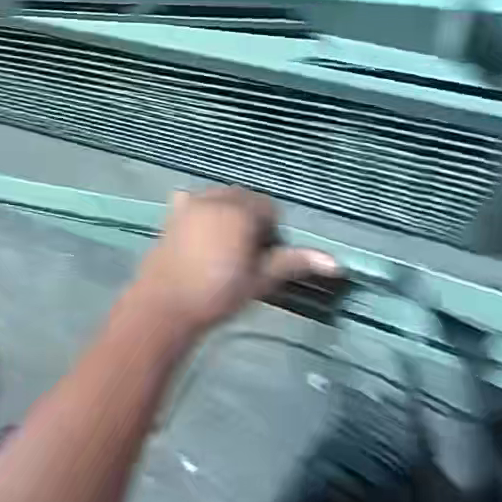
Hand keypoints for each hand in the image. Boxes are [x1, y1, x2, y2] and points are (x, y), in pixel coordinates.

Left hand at [125, 188, 339, 338]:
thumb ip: (293, 262)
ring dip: (228, 212)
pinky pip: (193, 201)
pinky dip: (202, 210)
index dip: (272, 230)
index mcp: (240, 210)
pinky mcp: (171, 214)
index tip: (266, 255)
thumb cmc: (218, 293)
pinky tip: (201, 232)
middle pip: (243, 198)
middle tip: (249, 252)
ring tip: (227, 245)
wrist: (165, 303)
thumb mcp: (261, 279)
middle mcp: (215, 199)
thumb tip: (335, 262)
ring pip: (219, 197)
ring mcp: (190, 204)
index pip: (269, 207)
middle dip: (251, 218)